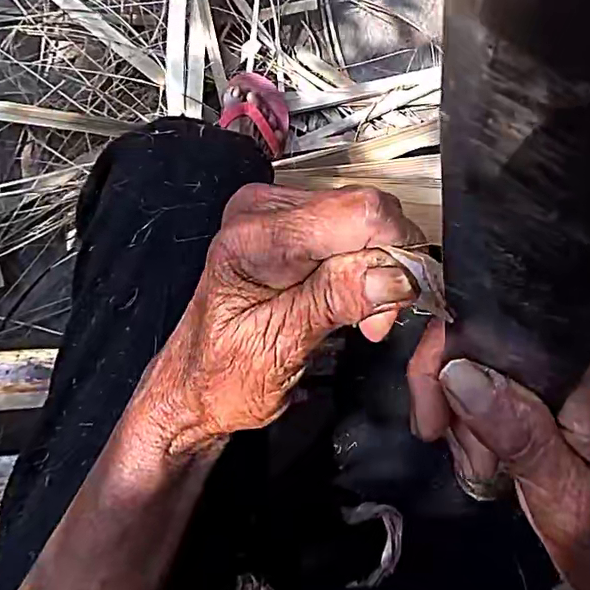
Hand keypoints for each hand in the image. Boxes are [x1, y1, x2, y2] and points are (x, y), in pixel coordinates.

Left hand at [140, 184, 426, 453]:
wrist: (197, 381)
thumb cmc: (223, 374)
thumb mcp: (281, 347)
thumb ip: (335, 301)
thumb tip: (392, 275)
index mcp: (254, 237)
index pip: (357, 215)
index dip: (391, 256)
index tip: (390, 305)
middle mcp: (263, 209)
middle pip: (366, 209)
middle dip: (387, 264)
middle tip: (373, 318)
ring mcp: (278, 208)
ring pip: (367, 215)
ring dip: (379, 265)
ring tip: (359, 311)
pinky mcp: (293, 218)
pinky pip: (354, 224)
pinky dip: (366, 260)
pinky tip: (351, 293)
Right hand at [408, 325, 589, 589]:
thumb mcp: (563, 504)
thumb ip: (519, 435)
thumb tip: (460, 373)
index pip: (525, 330)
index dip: (467, 344)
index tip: (438, 391)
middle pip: (503, 332)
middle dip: (459, 377)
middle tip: (444, 429)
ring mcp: (587, 369)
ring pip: (495, 349)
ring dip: (466, 397)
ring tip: (478, 454)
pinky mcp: (570, 378)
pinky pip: (508, 366)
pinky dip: (481, 398)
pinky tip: (486, 440)